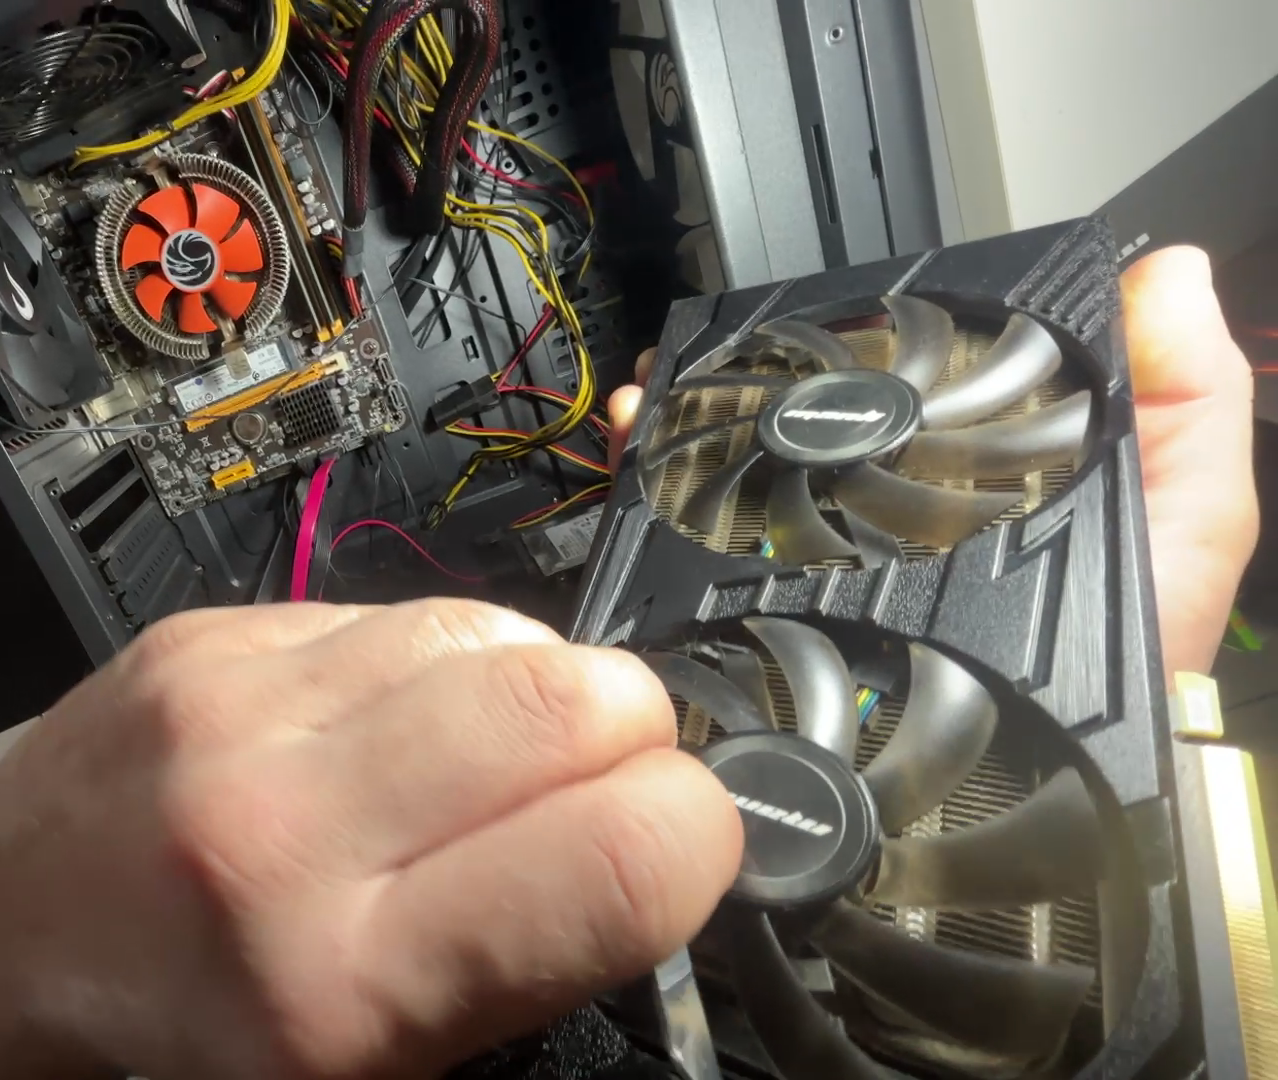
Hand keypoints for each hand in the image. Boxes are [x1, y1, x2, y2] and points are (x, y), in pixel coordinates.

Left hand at [0, 601, 740, 1079]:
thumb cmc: (162, 1060)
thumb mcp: (355, 1075)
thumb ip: (507, 962)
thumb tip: (632, 847)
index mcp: (332, 980)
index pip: (613, 856)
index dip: (691, 837)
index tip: (676, 843)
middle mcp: (279, 809)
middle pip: (563, 698)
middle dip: (630, 730)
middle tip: (608, 777)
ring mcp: (231, 692)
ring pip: (482, 629)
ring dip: (531, 681)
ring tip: (496, 740)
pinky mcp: (202, 632)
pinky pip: (383, 610)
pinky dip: (432, 656)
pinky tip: (397, 707)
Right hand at [603, 246, 1256, 673]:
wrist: (984, 769)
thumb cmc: (1097, 662)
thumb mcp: (1170, 529)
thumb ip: (1177, 411)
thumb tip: (1161, 276)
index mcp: (925, 477)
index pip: (866, 400)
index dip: (825, 347)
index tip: (794, 314)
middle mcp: (841, 507)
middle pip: (768, 427)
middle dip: (722, 381)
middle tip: (695, 349)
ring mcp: (779, 550)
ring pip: (709, 469)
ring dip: (669, 421)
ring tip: (650, 389)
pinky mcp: (731, 592)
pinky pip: (675, 528)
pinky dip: (640, 481)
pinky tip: (630, 440)